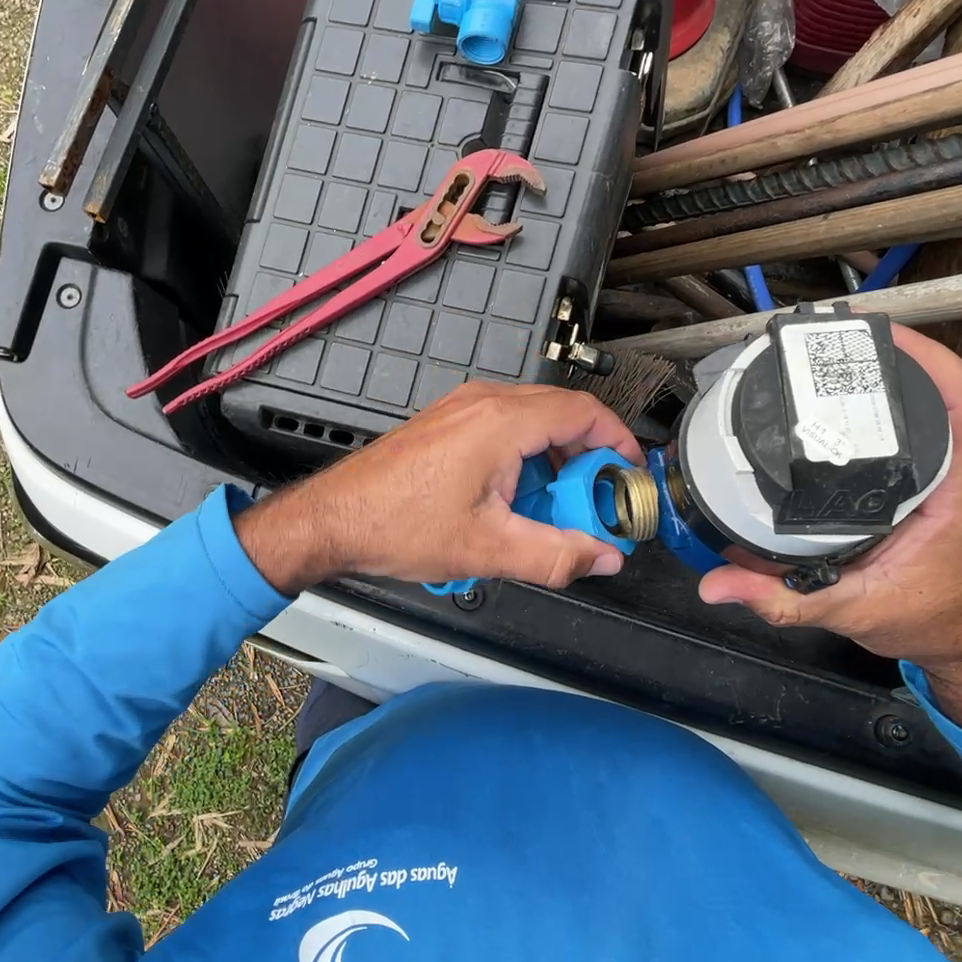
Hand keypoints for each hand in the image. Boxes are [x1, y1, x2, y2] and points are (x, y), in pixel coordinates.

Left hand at [234, 382, 642, 594]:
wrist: (333, 519)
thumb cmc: (394, 524)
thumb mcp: (487, 549)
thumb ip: (556, 554)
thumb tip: (601, 557)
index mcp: (500, 422)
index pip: (585, 412)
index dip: (618, 442)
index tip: (628, 474)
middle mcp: (481, 404)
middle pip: (562, 415)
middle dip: (587, 459)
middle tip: (592, 504)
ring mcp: (460, 411)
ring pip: (532, 423)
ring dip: (553, 462)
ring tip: (552, 511)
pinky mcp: (446, 426)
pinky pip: (503, 430)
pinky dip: (523, 459)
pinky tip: (514, 503)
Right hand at [697, 327, 961, 734]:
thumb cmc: (934, 623)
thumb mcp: (852, 611)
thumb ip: (781, 599)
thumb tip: (721, 585)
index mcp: (958, 496)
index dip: (929, 360)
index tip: (881, 337)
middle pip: (948, 391)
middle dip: (899, 356)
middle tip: (842, 342)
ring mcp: (954, 476)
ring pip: (940, 407)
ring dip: (898, 377)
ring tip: (843, 360)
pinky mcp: (939, 484)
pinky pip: (928, 430)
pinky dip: (894, 408)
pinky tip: (852, 407)